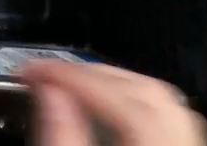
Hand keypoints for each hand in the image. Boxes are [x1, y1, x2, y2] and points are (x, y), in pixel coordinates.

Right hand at [23, 61, 206, 145]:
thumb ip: (61, 137)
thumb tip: (46, 87)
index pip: (125, 103)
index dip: (74, 77)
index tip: (34, 70)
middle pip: (151, 94)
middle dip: (94, 74)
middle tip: (51, 74)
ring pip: (167, 103)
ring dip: (114, 83)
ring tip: (74, 85)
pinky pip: (172, 121)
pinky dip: (134, 102)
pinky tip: (104, 107)